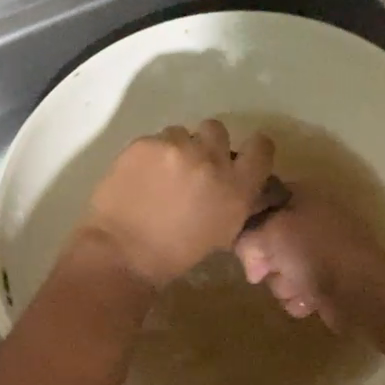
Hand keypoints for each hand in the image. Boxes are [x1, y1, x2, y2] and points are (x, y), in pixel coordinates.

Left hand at [77, 120, 274, 287]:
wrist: (122, 253)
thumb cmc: (175, 254)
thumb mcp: (222, 230)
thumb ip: (235, 199)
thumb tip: (238, 183)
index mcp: (237, 186)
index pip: (262, 147)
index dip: (253, 149)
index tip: (240, 157)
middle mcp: (211, 159)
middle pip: (217, 130)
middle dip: (206, 144)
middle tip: (191, 165)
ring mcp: (176, 147)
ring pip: (181, 132)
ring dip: (175, 149)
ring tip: (159, 174)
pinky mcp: (145, 143)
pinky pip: (153, 140)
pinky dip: (148, 155)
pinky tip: (138, 178)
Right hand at [234, 188, 384, 328]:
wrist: (359, 290)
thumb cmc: (314, 250)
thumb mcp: (270, 232)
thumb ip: (247, 238)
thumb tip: (252, 263)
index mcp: (303, 196)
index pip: (262, 202)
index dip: (249, 224)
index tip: (245, 243)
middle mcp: (313, 220)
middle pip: (269, 241)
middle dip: (267, 261)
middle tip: (267, 270)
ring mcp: (322, 252)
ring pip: (282, 270)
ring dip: (283, 284)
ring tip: (298, 287)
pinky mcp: (328, 282)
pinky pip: (298, 290)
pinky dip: (299, 298)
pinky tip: (309, 301)